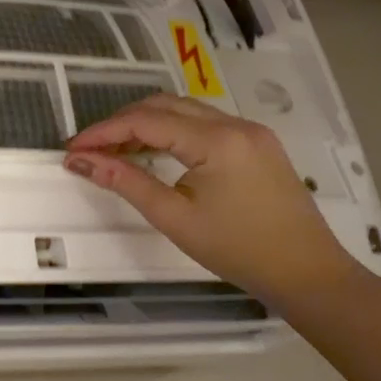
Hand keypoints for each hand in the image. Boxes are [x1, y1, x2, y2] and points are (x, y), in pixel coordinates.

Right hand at [64, 94, 360, 305]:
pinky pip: (202, 123)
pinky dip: (169, 131)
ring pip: (182, 110)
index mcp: (217, 141)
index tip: (72, 150)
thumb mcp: (172, 216)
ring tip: (115, 152)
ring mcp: (250, 133)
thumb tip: (78, 160)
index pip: (145, 121)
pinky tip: (153, 153)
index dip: (102, 132)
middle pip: (162, 105)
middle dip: (120, 123)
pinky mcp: (256, 144)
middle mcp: (235, 125)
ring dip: (144, 125)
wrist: (309, 274)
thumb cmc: (237, 249)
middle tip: (91, 150)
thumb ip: (124, 181)